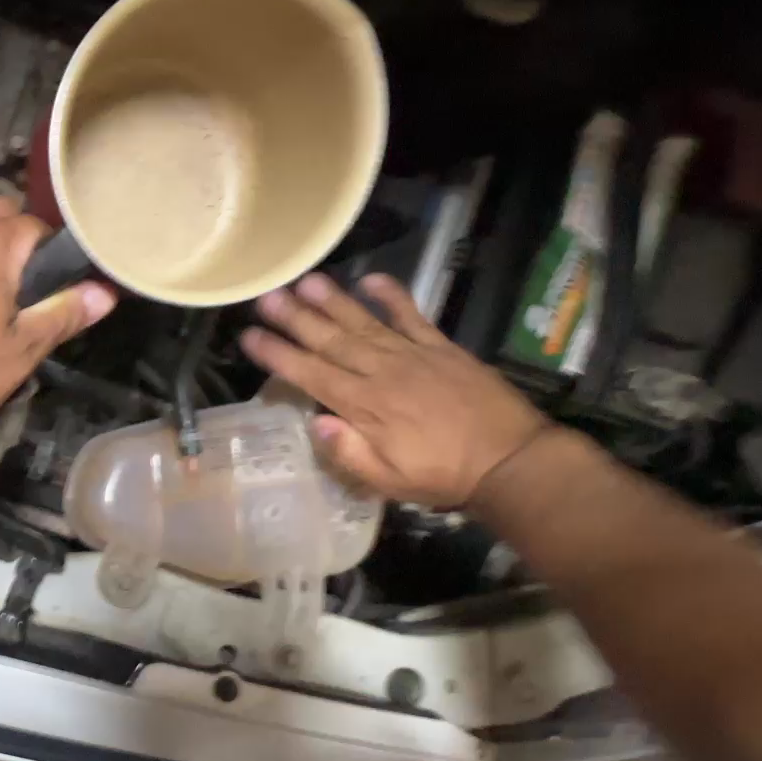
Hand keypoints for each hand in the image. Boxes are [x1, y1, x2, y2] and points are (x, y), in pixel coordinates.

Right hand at [242, 272, 547, 506]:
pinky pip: (412, 316)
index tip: (249, 336)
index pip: (309, 373)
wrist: (512, 462)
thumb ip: (348, 452)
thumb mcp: (386, 480)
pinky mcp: (441, 348)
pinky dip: (392, 296)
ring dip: (333, 301)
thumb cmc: (441, 475)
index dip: (276, 354)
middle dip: (295, 318)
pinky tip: (371, 279)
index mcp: (363, 405)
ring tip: (305, 281)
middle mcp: (381, 372)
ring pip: (363, 322)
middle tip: (266, 297)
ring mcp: (412, 355)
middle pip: (330, 340)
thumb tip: (316, 423)